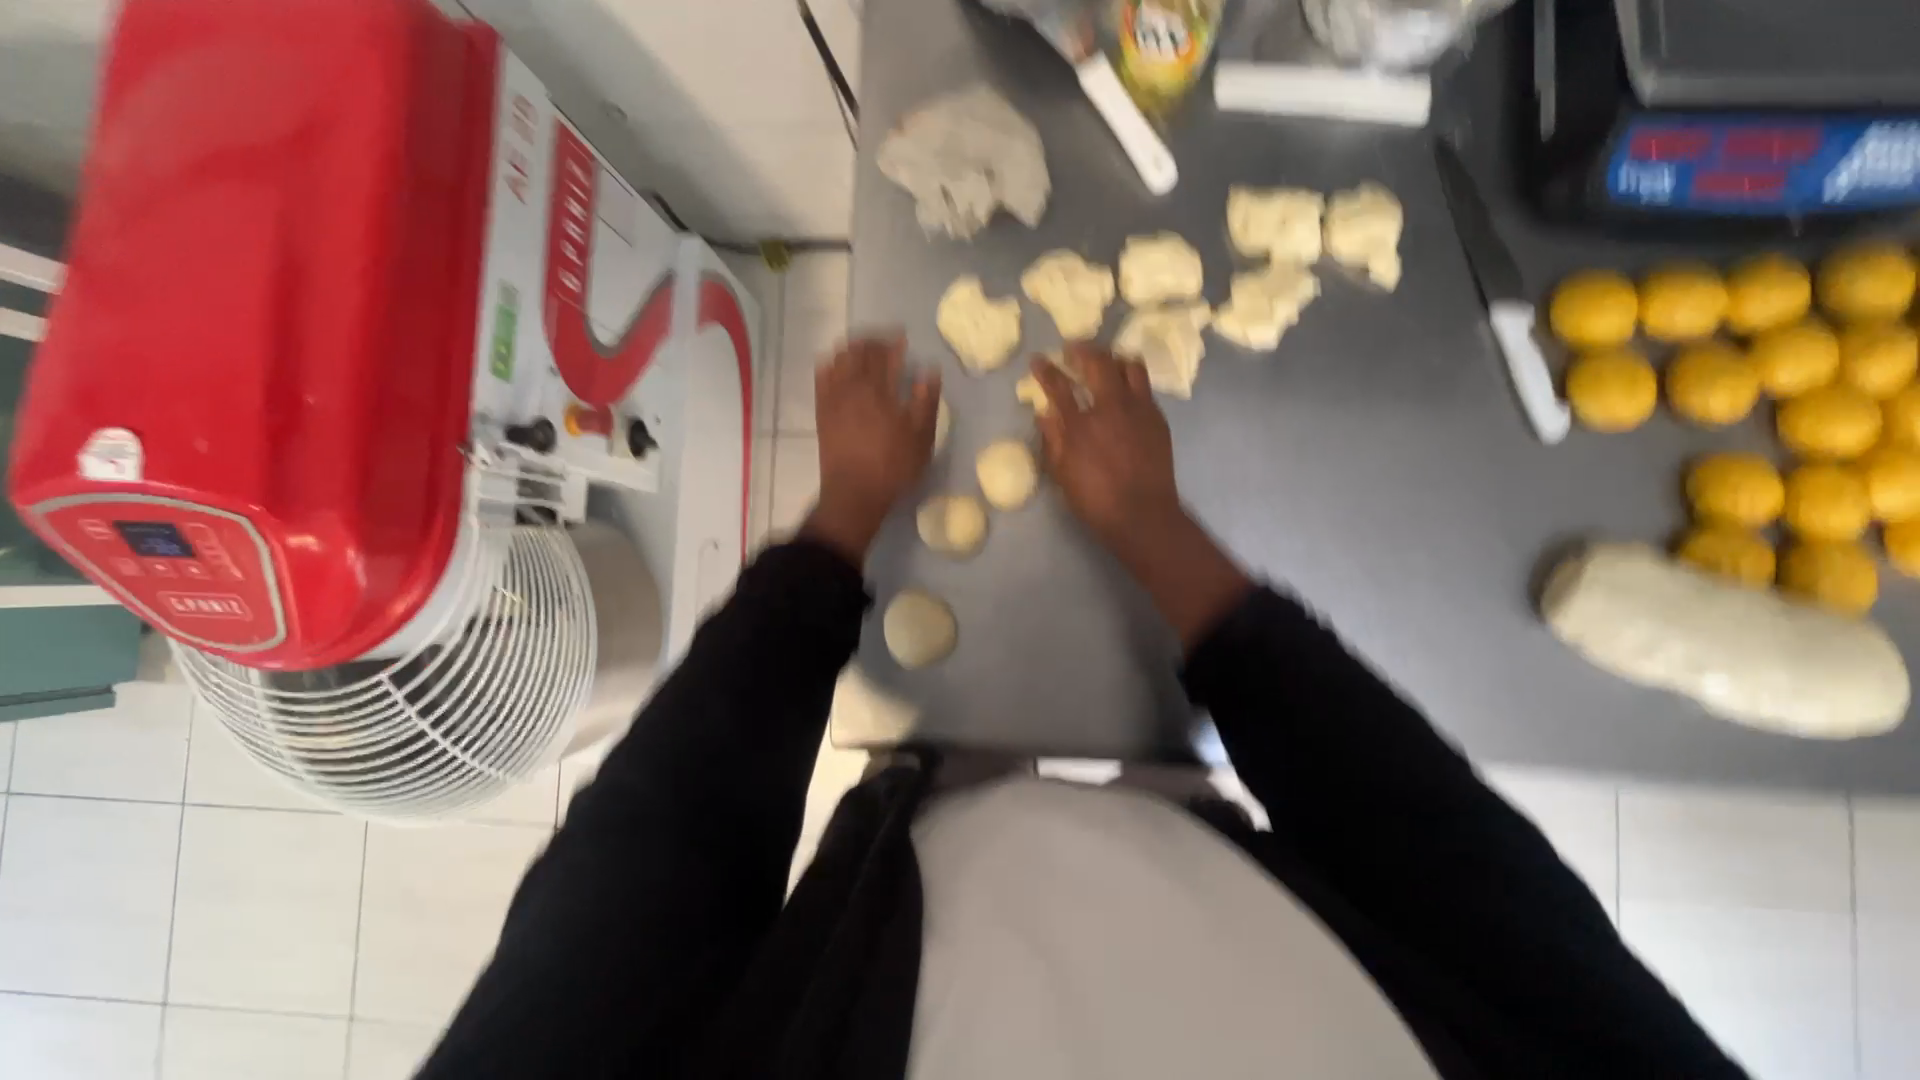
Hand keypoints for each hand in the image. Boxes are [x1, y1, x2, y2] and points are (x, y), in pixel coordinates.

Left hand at [802, 335, 941, 562]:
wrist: (854, 492)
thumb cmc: (893, 468)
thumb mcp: (921, 439)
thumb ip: (926, 402)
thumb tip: (930, 372)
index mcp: (881, 391)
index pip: (887, 354)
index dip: (894, 342)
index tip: (902, 336)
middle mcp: (855, 387)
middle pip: (860, 351)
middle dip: (873, 340)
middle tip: (884, 340)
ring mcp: (834, 398)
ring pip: (838, 359)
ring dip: (851, 348)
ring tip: (862, 348)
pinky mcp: (821, 410)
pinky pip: (821, 377)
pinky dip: (830, 364)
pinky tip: (835, 364)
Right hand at [1032, 343, 1180, 552]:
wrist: (1143, 514)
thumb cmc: (1095, 500)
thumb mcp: (1062, 474)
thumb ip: (1052, 440)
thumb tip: (1044, 414)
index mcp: (1080, 424)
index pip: (1058, 385)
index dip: (1046, 370)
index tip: (1039, 359)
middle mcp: (1111, 407)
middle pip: (1098, 363)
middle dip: (1083, 351)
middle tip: (1073, 349)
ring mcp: (1138, 410)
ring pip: (1129, 367)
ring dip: (1114, 359)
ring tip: (1105, 361)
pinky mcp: (1157, 418)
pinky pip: (1144, 388)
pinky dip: (1131, 381)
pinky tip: (1125, 391)